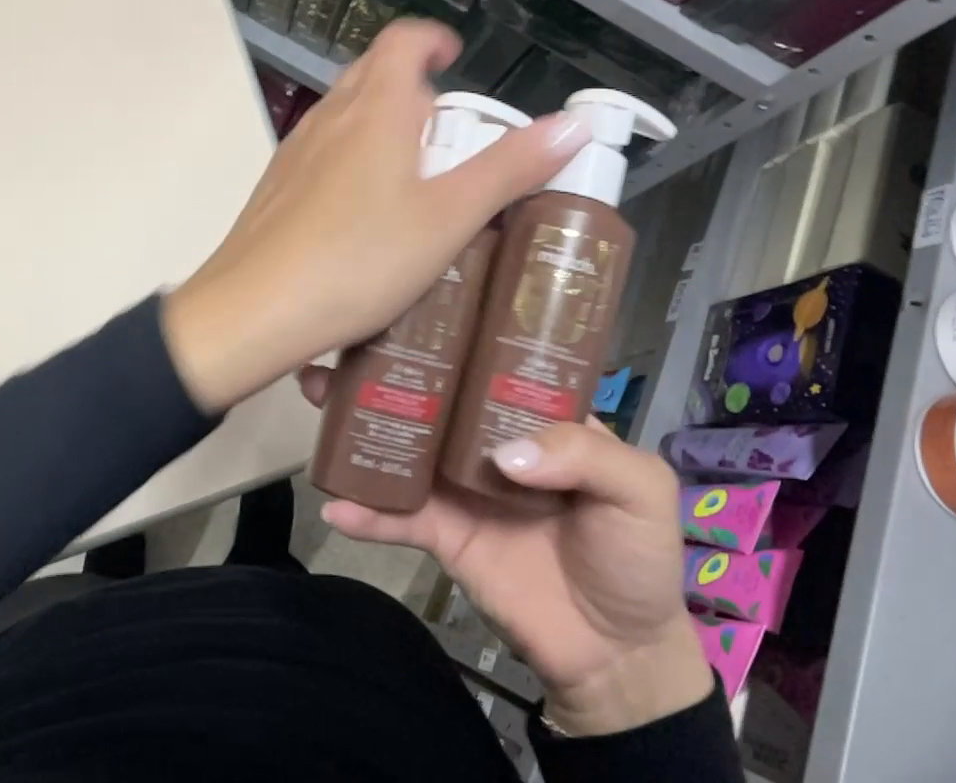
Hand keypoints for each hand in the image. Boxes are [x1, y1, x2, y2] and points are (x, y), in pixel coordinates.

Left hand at [161, 19, 588, 411]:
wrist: (253, 312)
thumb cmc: (359, 259)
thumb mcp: (448, 218)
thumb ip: (510, 169)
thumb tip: (574, 124)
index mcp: (375, 109)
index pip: (403, 41)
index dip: (433, 39)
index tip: (457, 59)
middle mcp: (329, 118)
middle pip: (374, 76)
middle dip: (416, 92)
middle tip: (450, 138)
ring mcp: (295, 154)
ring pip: (346, 119)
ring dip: (383, 130)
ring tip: (417, 184)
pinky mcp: (276, 191)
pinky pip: (324, 157)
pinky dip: (354, 164)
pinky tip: (367, 221)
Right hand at [300, 366, 714, 735]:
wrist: (615, 652)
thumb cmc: (637, 556)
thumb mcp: (639, 490)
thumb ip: (584, 455)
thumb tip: (502, 453)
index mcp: (542, 419)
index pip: (496, 365)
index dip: (460, 336)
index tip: (415, 303)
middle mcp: (495, 443)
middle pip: (438, 398)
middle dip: (392, 370)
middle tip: (344, 342)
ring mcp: (464, 489)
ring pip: (407, 448)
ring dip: (363, 424)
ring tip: (316, 393)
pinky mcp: (446, 536)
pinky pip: (400, 519)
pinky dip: (367, 512)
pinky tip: (334, 500)